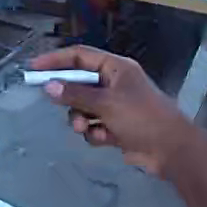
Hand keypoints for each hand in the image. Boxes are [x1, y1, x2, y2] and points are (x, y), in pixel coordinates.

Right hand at [28, 46, 199, 175]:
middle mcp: (113, 83)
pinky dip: (95, 132)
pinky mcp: (116, 126)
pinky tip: (106, 139)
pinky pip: (93, 125)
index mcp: (115, 68)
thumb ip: (75, 94)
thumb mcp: (106, 103)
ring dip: (80, 119)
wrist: (172, 150)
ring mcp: (115, 105)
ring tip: (86, 128)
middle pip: (78, 84)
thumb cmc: (142, 117)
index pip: (79, 56)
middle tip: (56, 104)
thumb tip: (48, 86)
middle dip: (69, 98)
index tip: (35, 68)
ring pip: (82, 107)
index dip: (56, 60)